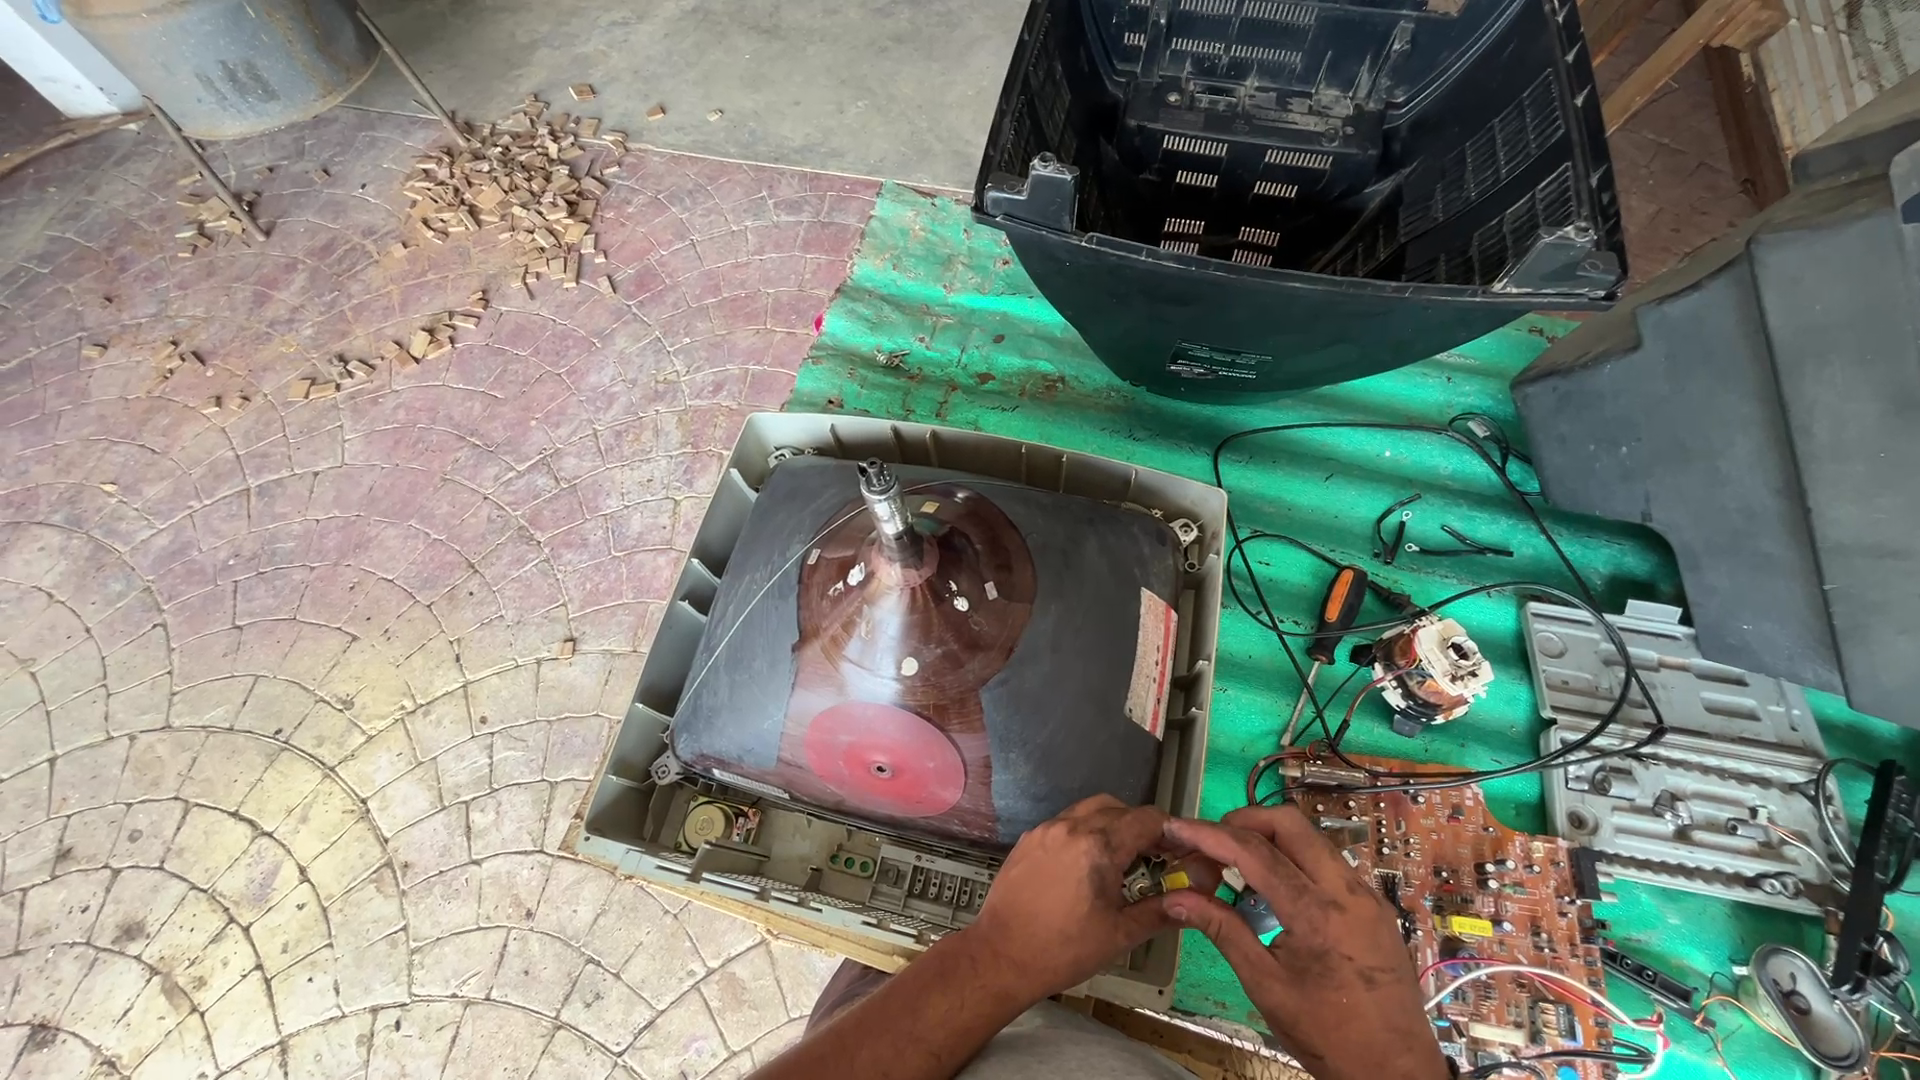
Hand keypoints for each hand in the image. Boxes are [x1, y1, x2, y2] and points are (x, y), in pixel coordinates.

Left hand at [961, 795, 1173, 998]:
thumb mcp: (1119, 935)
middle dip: (1139, 826)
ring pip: (1088, 809)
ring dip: (1110, 824)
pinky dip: (1083, 831)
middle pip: (1117, 807)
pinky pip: (1064, 821)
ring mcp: (1046, 829)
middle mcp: (1071, 826)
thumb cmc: (1064, 949)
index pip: (1145, 819)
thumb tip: (1192, 901)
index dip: (1167, 831)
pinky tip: (1085, 864)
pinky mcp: (1029, 838)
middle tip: (1150, 857)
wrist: (1002, 955)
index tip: (1176, 851)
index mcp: (1097, 846)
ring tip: (1118, 860)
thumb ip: (1160, 911)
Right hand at [1162, 805, 1448, 1079]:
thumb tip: (1174, 898)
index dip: (1207, 833)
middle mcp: (1346, 891)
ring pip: (1310, 836)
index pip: (1253, 851)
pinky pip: (1327, 860)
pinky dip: (1292, 857)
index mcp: (1316, 914)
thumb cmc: (1327, 1036)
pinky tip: (1273, 888)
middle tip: (1210, 845)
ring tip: (1236, 865)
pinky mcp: (1374, 904)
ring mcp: (1366, 894)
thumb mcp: (1265, 986)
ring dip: (1268, 837)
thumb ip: (1221, 930)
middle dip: (1241, 821)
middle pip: (1287, 822)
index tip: (1175, 827)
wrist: (1397, 1075)